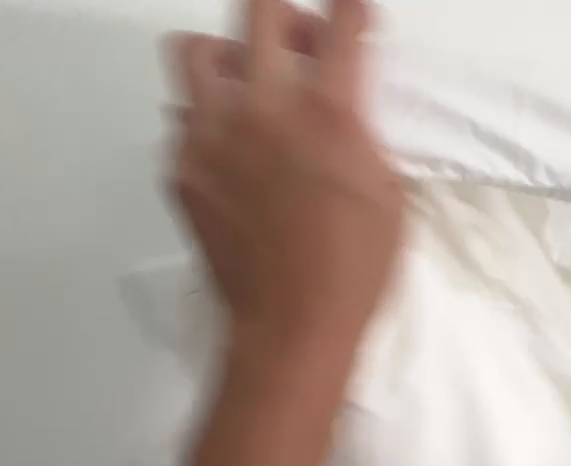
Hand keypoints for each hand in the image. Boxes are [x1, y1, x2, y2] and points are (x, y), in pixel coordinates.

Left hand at [167, 0, 405, 368]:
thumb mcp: (388, 202)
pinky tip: (234, 159)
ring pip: (197, 50)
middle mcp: (265, 107)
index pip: (342, 27)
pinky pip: (184, 119)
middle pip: (260, 8)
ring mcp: (212, 134)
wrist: (292, 328)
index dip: (352, 11)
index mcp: (329, 116)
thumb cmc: (355, 274)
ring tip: (250, 96)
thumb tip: (346, 109)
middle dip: (290, 16)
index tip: (354, 15)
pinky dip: (209, 125)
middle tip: (304, 49)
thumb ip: (366, 140)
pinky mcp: (182, 167)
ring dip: (230, 60)